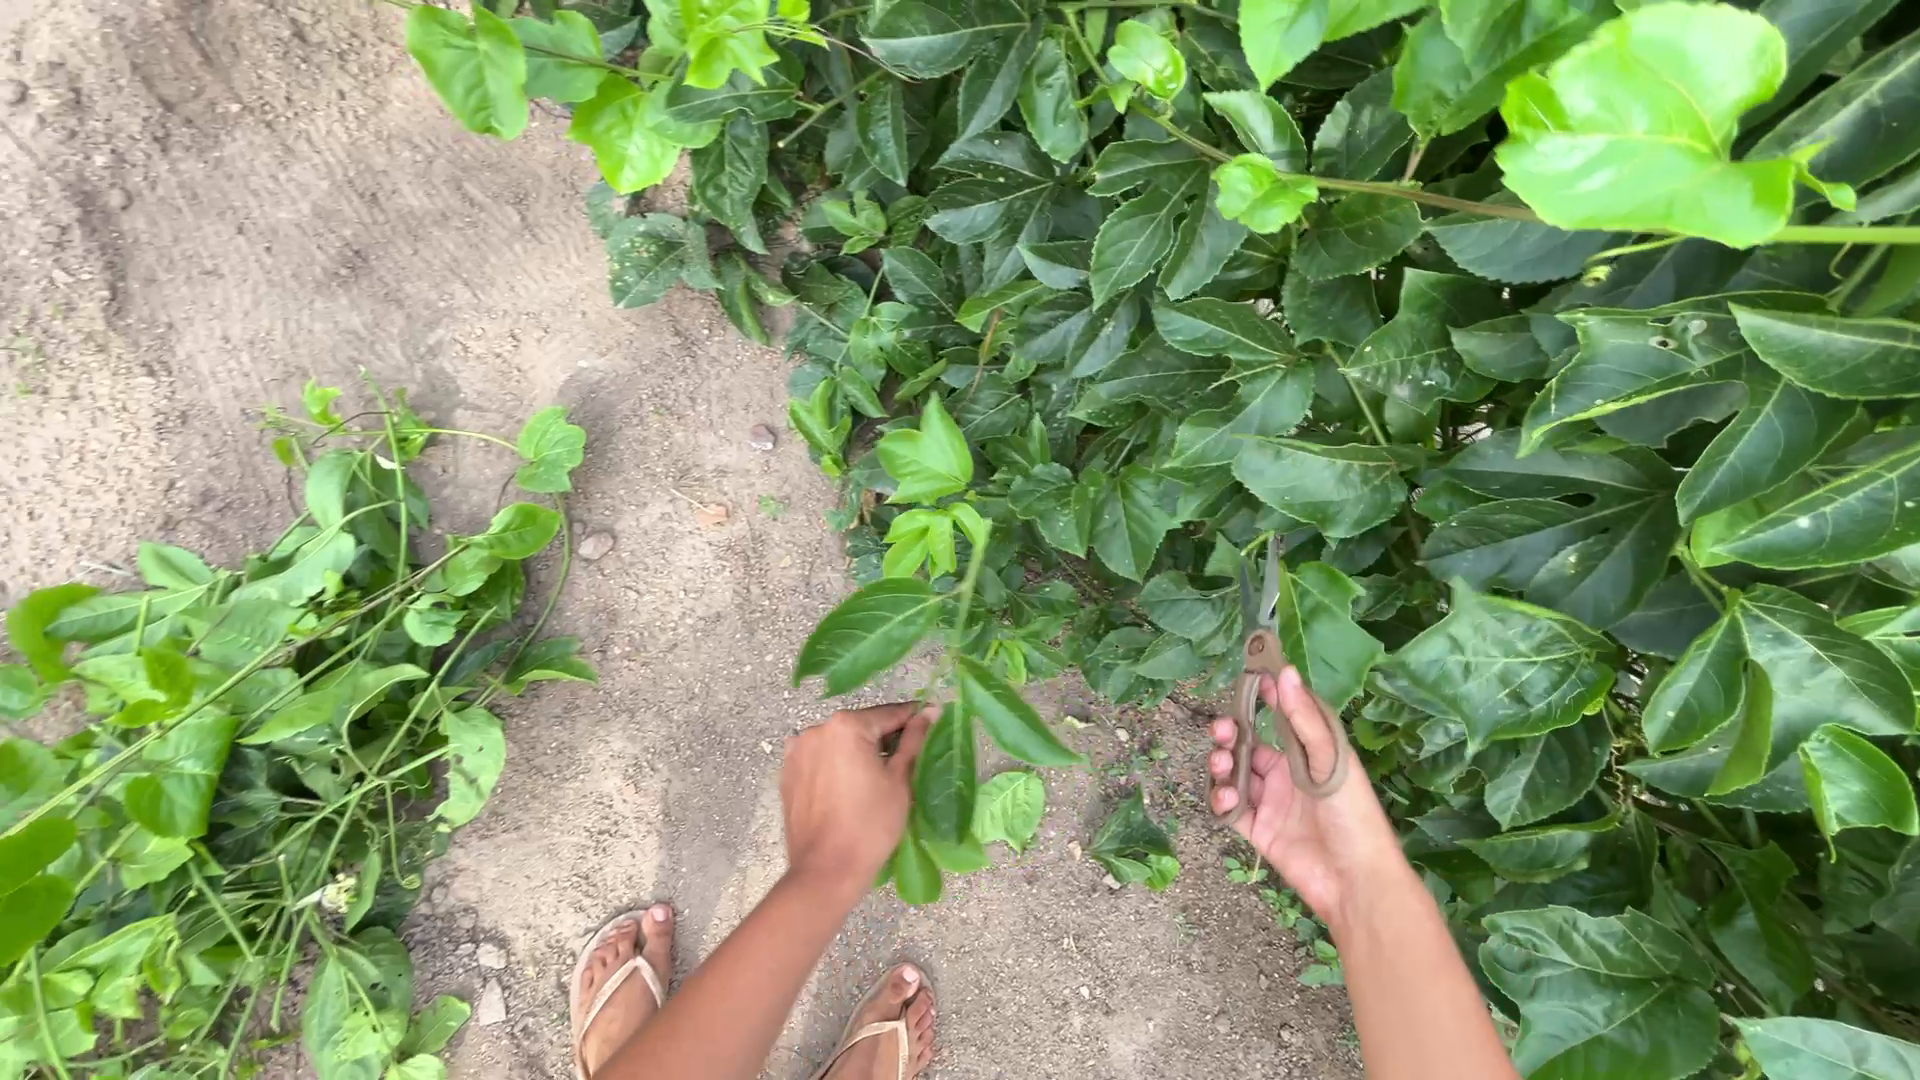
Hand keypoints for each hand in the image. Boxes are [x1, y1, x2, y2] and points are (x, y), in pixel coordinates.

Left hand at [780, 702, 933, 901]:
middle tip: (907, 758)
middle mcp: (817, 730)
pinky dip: (837, 764)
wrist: (825, 871)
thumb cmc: (870, 825)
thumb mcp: (900, 779)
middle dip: (884, 737)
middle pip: (861, 725)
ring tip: (878, 775)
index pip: (889, 714)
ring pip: (839, 741)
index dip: (913, 719)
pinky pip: (821, 758)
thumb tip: (930, 710)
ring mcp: (797, 751)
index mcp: (846, 726)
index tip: (931, 722)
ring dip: (858, 750)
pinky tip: (850, 786)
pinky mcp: (788, 773)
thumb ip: (914, 739)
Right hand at [1208, 666, 1408, 934]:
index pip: (1281, 718)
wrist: (1355, 881)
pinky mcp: (1257, 829)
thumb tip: (1285, 672)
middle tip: (1221, 730)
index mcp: (1308, 755)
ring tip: (1222, 764)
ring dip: (1221, 763)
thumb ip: (1304, 718)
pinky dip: (1220, 798)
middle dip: (1229, 734)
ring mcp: (1270, 802)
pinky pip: (1228, 807)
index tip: (1248, 679)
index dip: (1265, 699)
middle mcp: (1286, 775)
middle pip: (1247, 745)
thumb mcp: (1331, 759)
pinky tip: (1228, 798)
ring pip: (1233, 773)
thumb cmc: (1353, 814)